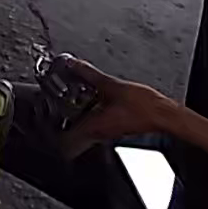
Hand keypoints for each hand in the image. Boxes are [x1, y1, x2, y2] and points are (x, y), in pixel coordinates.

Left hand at [60, 57, 178, 158]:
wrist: (163, 114)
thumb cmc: (143, 107)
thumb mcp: (111, 85)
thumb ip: (89, 74)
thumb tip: (73, 65)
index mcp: (94, 128)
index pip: (65, 143)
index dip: (51, 133)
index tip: (45, 117)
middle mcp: (98, 133)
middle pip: (71, 136)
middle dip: (61, 120)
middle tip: (54, 103)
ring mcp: (106, 131)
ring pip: (82, 127)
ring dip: (74, 113)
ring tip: (68, 96)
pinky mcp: (113, 124)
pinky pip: (93, 120)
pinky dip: (87, 109)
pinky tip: (90, 95)